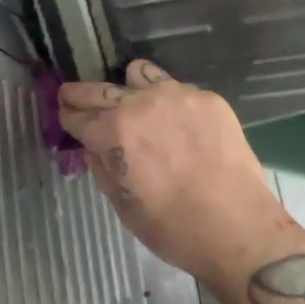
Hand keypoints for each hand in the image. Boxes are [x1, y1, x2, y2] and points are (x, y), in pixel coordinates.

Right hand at [58, 60, 300, 289]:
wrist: (240, 230)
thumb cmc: (175, 229)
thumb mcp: (123, 207)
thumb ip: (102, 167)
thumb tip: (93, 145)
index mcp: (114, 133)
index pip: (78, 115)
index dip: (68, 116)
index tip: (64, 115)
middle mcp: (140, 103)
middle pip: (100, 89)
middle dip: (82, 94)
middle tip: (74, 97)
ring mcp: (176, 95)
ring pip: (139, 73)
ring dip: (129, 88)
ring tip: (136, 105)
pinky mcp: (206, 97)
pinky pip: (177, 89)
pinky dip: (169, 103)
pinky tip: (179, 127)